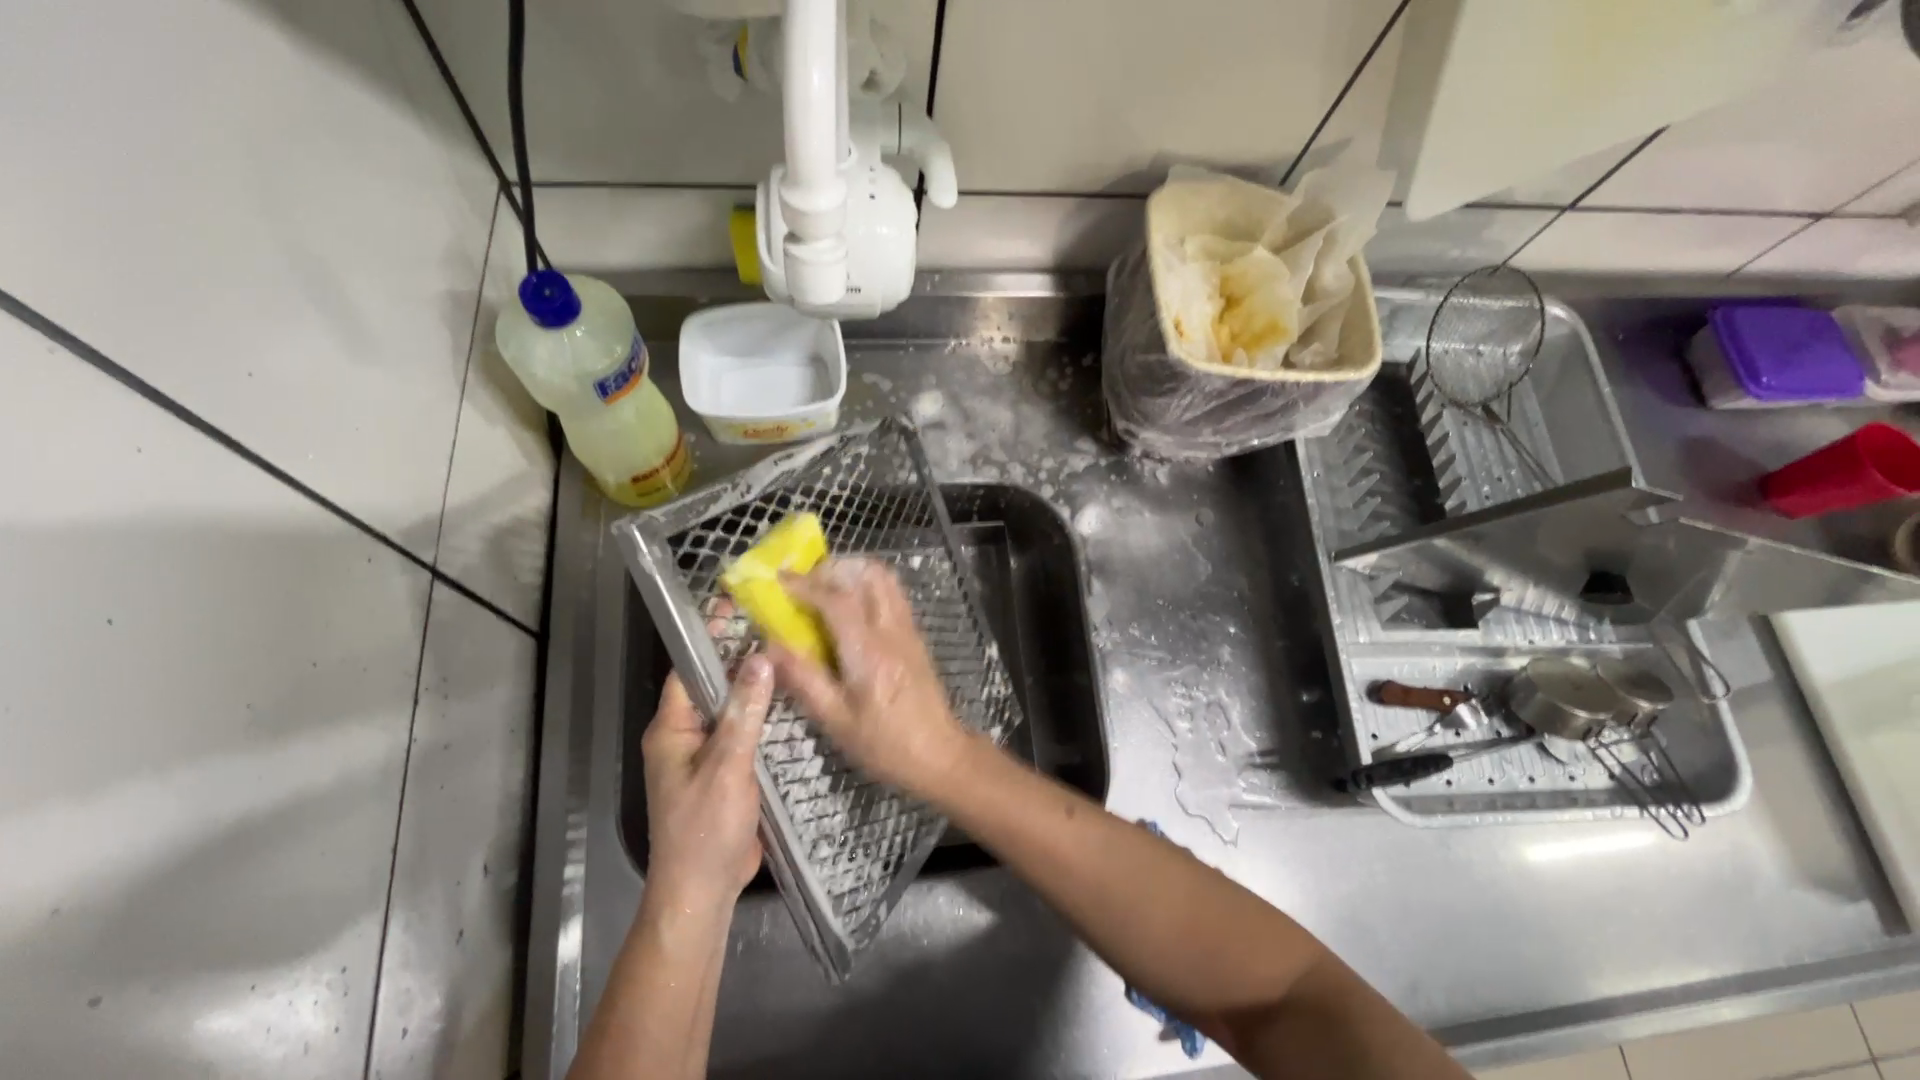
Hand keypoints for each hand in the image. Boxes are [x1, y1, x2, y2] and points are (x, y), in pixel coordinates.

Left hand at [641, 619, 771, 906]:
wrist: (702, 890)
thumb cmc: (704, 829)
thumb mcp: (726, 767)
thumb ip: (743, 713)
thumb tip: (760, 659)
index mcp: (672, 729)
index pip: (689, 669)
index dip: (711, 636)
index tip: (737, 604)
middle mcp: (686, 736)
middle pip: (713, 685)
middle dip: (739, 655)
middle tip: (775, 622)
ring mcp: (708, 755)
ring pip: (733, 709)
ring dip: (757, 685)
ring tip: (792, 652)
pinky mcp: (729, 773)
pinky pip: (746, 733)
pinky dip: (767, 715)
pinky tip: (796, 701)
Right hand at [769, 558, 971, 793]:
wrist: (940, 755)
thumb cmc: (885, 745)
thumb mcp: (836, 722)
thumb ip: (804, 680)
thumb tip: (770, 648)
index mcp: (868, 653)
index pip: (837, 600)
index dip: (805, 584)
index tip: (778, 580)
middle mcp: (891, 631)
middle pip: (868, 573)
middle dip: (831, 569)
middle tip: (803, 584)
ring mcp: (908, 630)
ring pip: (884, 578)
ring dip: (852, 572)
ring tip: (824, 591)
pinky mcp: (915, 635)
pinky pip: (892, 593)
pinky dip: (868, 586)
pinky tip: (848, 609)